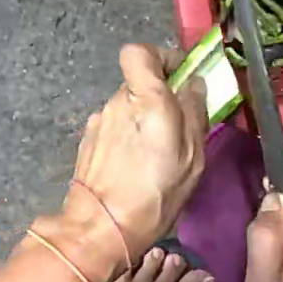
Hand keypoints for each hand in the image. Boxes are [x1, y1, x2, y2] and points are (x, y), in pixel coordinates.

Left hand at [64, 44, 208, 255]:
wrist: (101, 230)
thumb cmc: (156, 192)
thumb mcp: (192, 156)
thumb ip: (195, 112)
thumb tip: (193, 85)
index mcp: (146, 98)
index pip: (140, 52)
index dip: (161, 58)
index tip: (180, 76)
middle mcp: (117, 101)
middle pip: (139, 84)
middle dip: (159, 99)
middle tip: (178, 127)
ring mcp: (98, 121)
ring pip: (127, 108)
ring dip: (143, 122)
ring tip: (157, 156)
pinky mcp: (87, 142)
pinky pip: (114, 128)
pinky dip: (127, 139)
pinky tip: (135, 167)